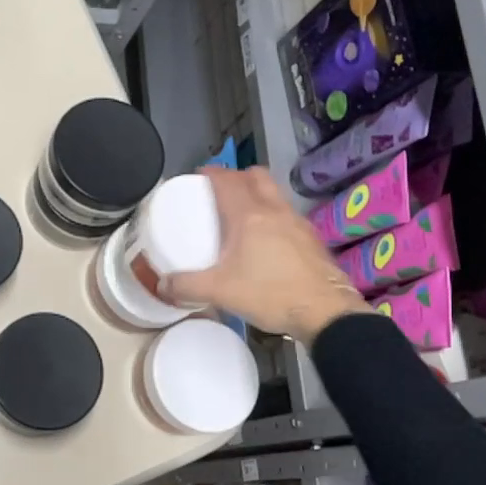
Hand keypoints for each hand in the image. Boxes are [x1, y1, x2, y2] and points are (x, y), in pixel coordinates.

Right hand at [161, 166, 368, 343]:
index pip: (227, 180)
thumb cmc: (269, 294)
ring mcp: (298, 223)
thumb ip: (186, 286)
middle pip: (257, 177)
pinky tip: (268, 241)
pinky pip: (288, 216)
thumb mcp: (219, 292)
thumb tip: (161, 285)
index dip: (212, 173)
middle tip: (222, 191)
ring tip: (243, 214)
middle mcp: (275, 211)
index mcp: (249, 216)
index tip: (199, 175)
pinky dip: (274, 217)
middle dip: (238, 177)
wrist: (324, 312)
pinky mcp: (312, 240)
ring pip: (275, 195)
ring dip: (259, 195)